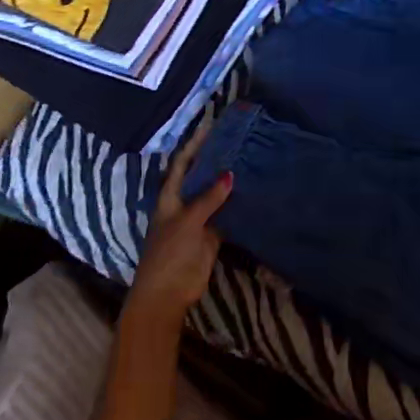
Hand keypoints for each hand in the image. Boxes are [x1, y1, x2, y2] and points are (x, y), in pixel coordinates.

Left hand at [124, 124, 231, 332]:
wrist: (167, 293)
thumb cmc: (170, 254)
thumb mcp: (188, 222)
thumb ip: (208, 199)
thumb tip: (229, 174)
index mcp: (170, 198)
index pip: (181, 164)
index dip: (193, 145)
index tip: (209, 126)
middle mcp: (183, 204)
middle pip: (199, 177)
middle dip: (214, 159)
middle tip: (237, 139)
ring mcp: (198, 220)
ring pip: (214, 195)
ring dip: (227, 182)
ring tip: (249, 160)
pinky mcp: (211, 236)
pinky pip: (226, 215)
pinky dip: (236, 205)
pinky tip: (252, 192)